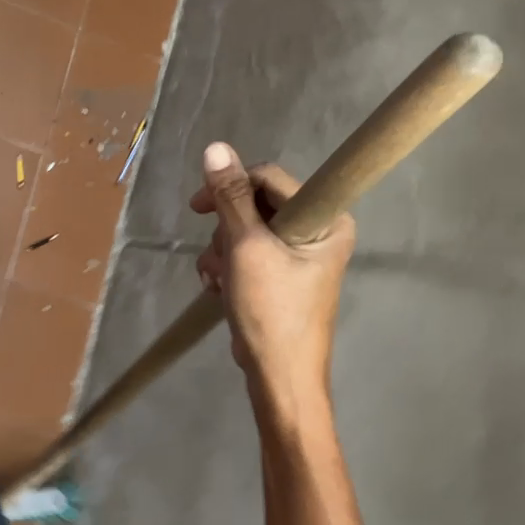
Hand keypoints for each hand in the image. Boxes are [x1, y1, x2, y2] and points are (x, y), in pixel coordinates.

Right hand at [191, 142, 355, 402]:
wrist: (279, 376)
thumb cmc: (271, 309)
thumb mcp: (246, 246)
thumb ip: (230, 197)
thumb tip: (215, 148)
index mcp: (326, 218)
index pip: (270, 179)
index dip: (231, 187)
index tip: (198, 208)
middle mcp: (319, 230)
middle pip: (255, 204)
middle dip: (226, 230)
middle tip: (220, 256)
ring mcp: (300, 254)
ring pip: (245, 229)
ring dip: (222, 251)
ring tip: (219, 278)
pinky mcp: (282, 274)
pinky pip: (247, 252)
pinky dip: (227, 265)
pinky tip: (221, 287)